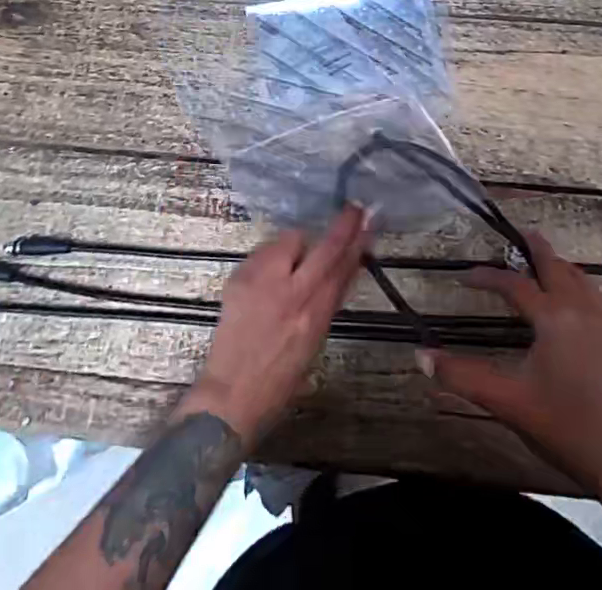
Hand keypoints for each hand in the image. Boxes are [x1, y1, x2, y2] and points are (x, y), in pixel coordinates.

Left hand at [176, 206, 368, 447]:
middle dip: (343, 226)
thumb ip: (329, 301)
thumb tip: (347, 268)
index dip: (359, 243)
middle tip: (355, 209)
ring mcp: (262, 282)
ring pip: (291, 241)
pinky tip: (272, 271)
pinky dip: (274, 255)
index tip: (370, 223)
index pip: (343, 269)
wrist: (231, 393)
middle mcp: (291, 293)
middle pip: (325, 248)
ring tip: (295, 261)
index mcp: (314, 315)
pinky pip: (264, 252)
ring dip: (300, 244)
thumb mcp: (315, 341)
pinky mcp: (239, 278)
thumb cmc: (280, 379)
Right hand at [419, 231, 601, 495]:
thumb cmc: (566, 427)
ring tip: (546, 262)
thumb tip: (420, 355)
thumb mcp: (508, 402)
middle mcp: (582, 310)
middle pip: (557, 267)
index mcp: (553, 318)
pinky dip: (580, 284)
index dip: (488, 277)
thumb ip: (462, 377)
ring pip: (582, 280)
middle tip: (521, 233)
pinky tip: (578, 301)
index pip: (515, 285)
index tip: (465, 275)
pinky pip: (597, 297)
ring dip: (560, 266)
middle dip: (537, 249)